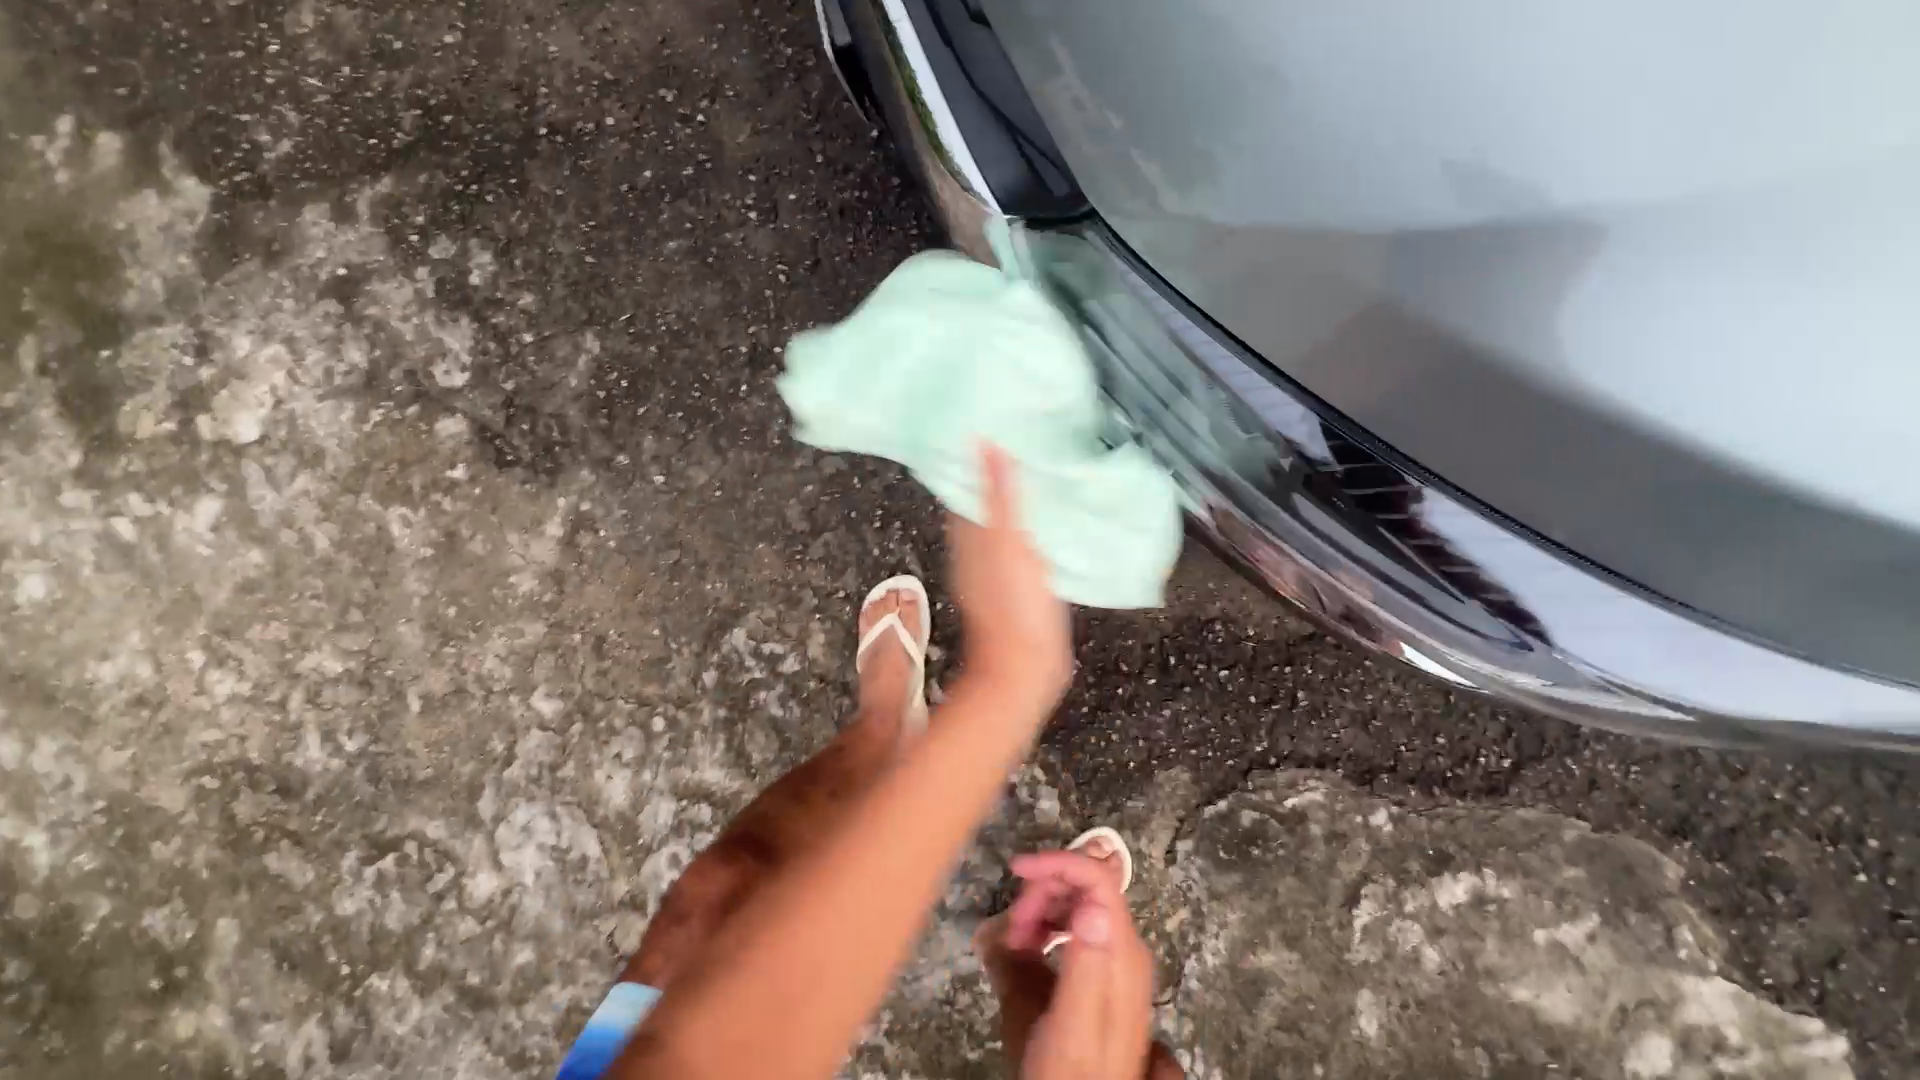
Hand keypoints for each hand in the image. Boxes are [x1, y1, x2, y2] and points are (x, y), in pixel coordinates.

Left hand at [947, 444, 1072, 714]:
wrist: (1026, 666)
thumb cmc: (1016, 607)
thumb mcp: (1009, 543)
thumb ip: (1000, 496)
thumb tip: (985, 445)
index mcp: (971, 535)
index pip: (968, 485)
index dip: (978, 456)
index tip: (992, 426)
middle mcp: (976, 550)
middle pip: (982, 503)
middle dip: (996, 475)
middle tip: (1018, 442)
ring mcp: (995, 570)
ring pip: (999, 524)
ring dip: (1012, 500)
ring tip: (1034, 473)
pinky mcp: (1016, 586)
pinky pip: (1019, 544)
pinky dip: (1028, 527)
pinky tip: (1044, 522)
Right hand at [1006, 852, 1155, 1079]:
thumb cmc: (1073, 1075)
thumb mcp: (1072, 1027)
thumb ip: (1084, 966)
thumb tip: (1093, 904)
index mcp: (1122, 953)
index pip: (1099, 878)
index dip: (1059, 863)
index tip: (1016, 871)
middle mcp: (1124, 947)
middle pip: (1085, 886)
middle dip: (1042, 892)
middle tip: (1011, 927)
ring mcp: (1113, 958)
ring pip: (1076, 903)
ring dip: (1039, 910)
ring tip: (1012, 942)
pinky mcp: (1098, 971)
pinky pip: (1072, 928)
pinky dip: (1042, 929)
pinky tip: (1023, 951)